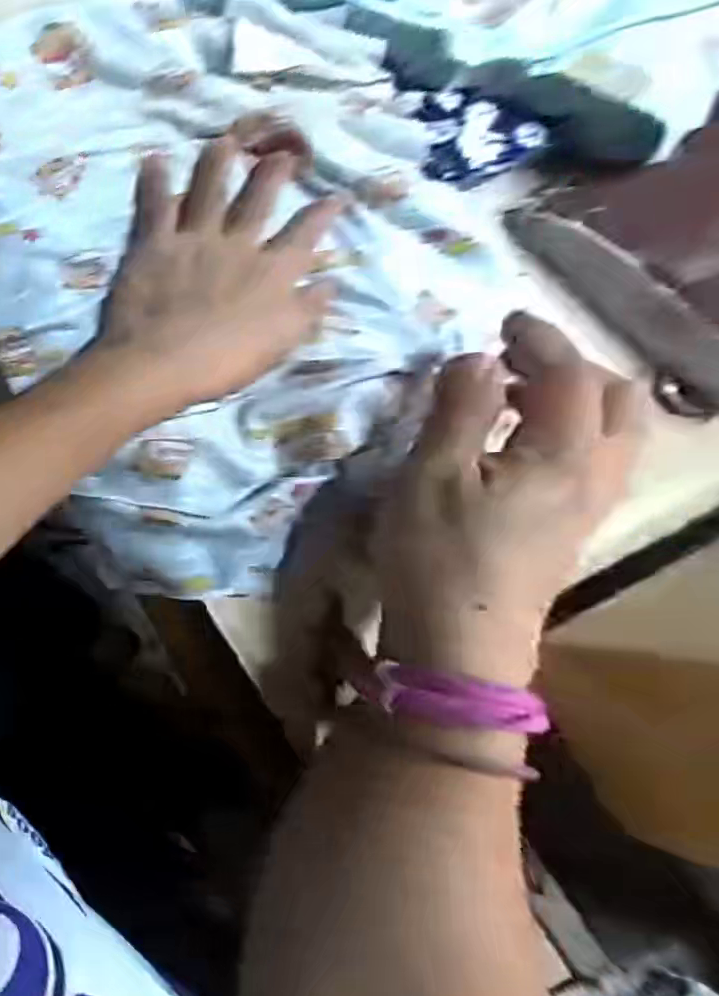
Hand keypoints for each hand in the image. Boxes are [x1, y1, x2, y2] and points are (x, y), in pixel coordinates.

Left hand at [89, 137, 342, 410]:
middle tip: (281, 153)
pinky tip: (153, 159)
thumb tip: (330, 283)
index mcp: (274, 270)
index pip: (306, 233)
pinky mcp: (152, 247)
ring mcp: (194, 241)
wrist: (158, 364)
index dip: (322, 213)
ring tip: (223, 140)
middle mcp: (238, 245)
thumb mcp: (279, 342)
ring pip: (209, 190)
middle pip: (260, 199)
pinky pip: (154, 206)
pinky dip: (154, 181)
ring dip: (218, 162)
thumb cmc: (219, 362)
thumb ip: (306, 310)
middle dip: (273, 172)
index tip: (334, 197)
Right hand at [375, 314, 642, 687]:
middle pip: (611, 397)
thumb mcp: (428, 477)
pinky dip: (564, 431)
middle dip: (566, 366)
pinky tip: (515, 447)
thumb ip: (454, 414)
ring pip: (610, 429)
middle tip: (507, 362)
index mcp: (560, 451)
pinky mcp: (572, 523)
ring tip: (510, 400)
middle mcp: (595, 469)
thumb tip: (470, 359)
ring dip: (570, 399)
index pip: (566, 375)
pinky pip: (592, 456)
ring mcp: (591, 500)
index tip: (504, 319)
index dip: (539, 340)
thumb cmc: (436, 550)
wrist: (462, 630)